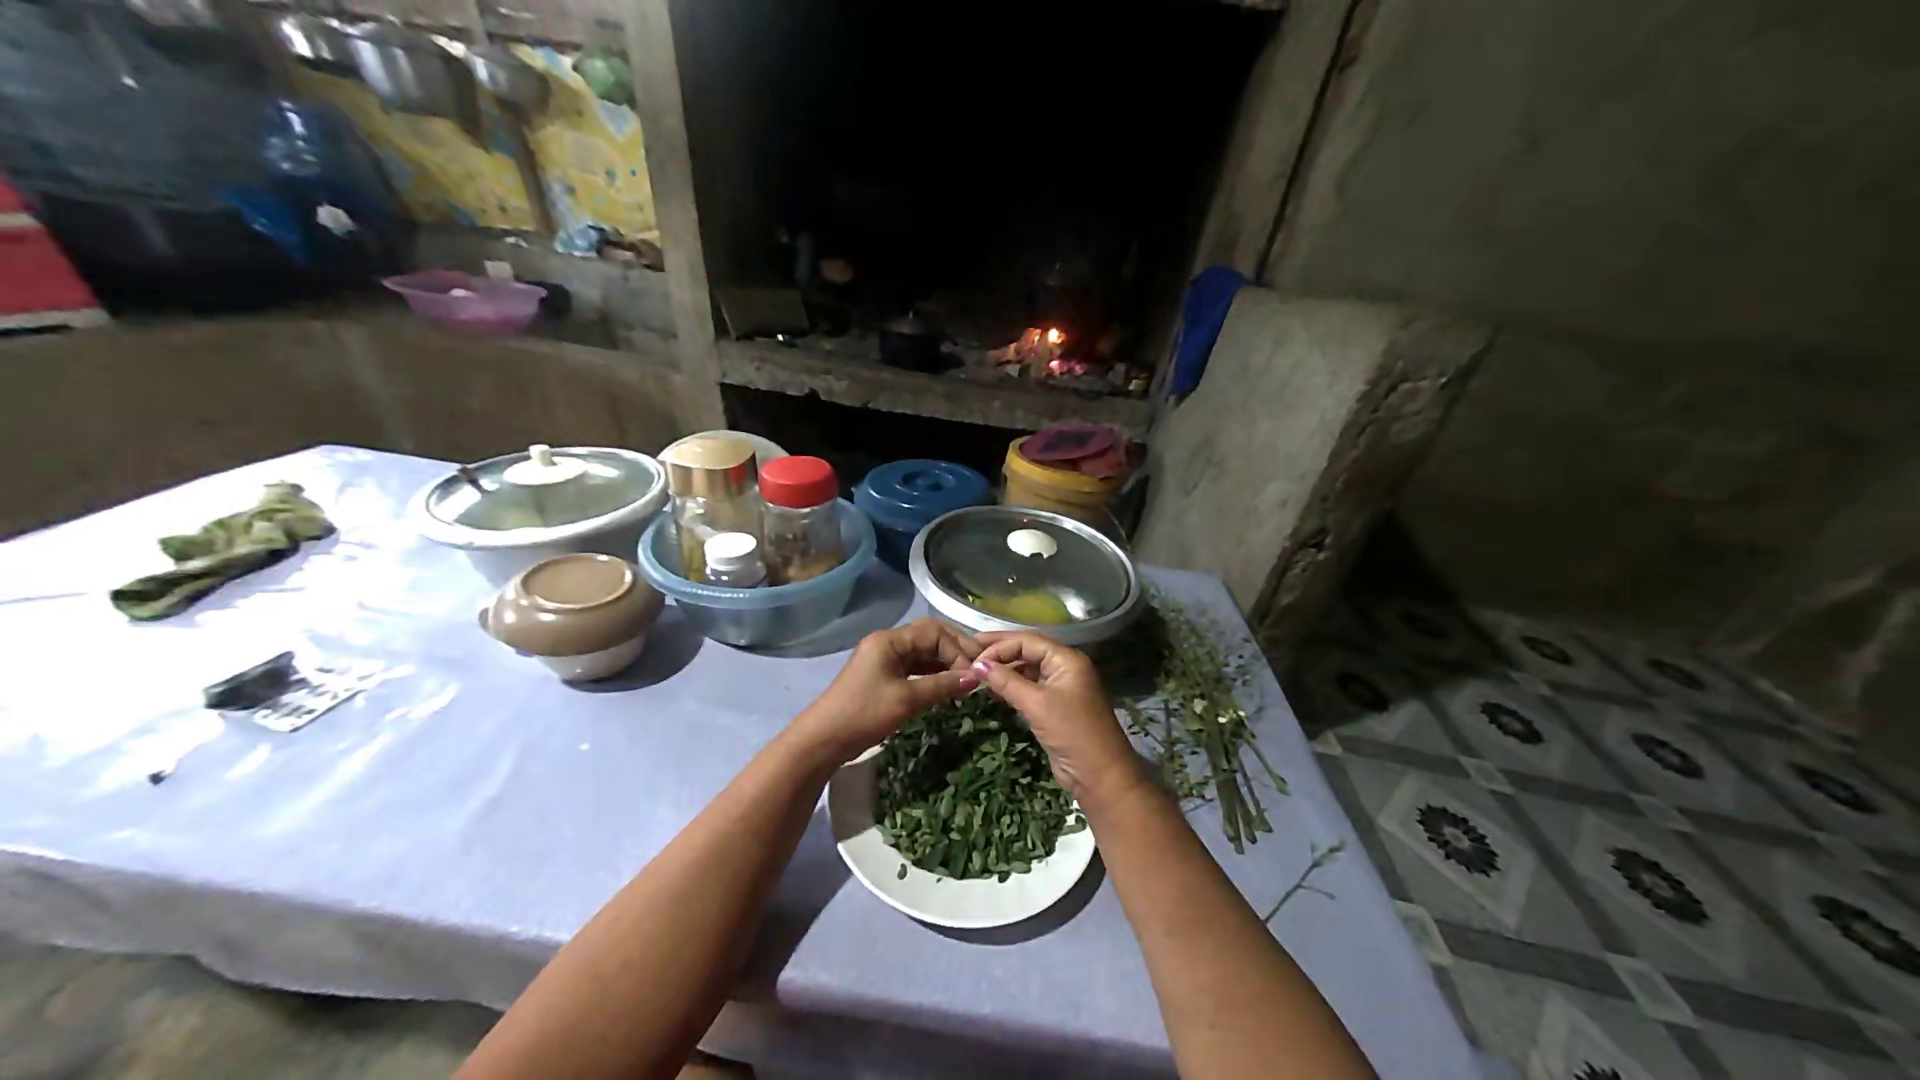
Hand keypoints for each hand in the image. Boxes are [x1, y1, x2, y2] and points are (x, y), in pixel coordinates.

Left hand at [789, 618, 982, 765]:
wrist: (824, 740)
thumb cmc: (864, 714)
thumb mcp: (906, 699)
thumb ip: (942, 685)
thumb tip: (976, 678)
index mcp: (889, 640)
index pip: (934, 632)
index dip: (957, 650)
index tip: (973, 674)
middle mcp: (887, 643)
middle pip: (929, 636)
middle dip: (955, 651)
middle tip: (977, 670)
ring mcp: (884, 660)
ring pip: (923, 653)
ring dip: (945, 663)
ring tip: (967, 680)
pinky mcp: (884, 677)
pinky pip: (915, 667)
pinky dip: (933, 674)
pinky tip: (948, 686)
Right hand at [970, 633, 1148, 805]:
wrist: (1100, 775)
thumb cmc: (1072, 733)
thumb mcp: (1037, 704)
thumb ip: (1007, 681)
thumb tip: (977, 665)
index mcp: (1067, 659)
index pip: (1028, 641)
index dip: (1000, 645)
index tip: (973, 655)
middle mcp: (1065, 668)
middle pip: (1028, 651)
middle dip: (999, 654)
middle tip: (969, 656)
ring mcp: (1061, 687)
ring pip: (1027, 670)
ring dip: (1004, 671)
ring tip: (977, 676)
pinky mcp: (1055, 706)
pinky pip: (1030, 688)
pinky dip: (1012, 687)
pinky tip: (993, 692)